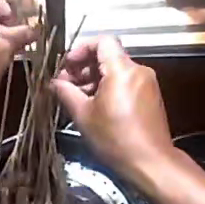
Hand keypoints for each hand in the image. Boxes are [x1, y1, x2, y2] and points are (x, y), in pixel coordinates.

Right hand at [51, 35, 178, 190]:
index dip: (81, 48)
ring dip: (94, 79)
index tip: (67, 65)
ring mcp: (147, 83)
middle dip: (84, 67)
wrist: (150, 162)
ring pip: (116, 70)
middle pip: (108, 56)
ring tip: (77, 98)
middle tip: (65, 84)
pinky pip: (125, 83)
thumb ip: (66, 92)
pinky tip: (95, 106)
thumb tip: (54, 82)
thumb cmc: (115, 138)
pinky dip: (108, 88)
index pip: (102, 41)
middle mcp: (138, 71)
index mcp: (122, 70)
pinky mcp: (150, 97)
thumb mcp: (83, 115)